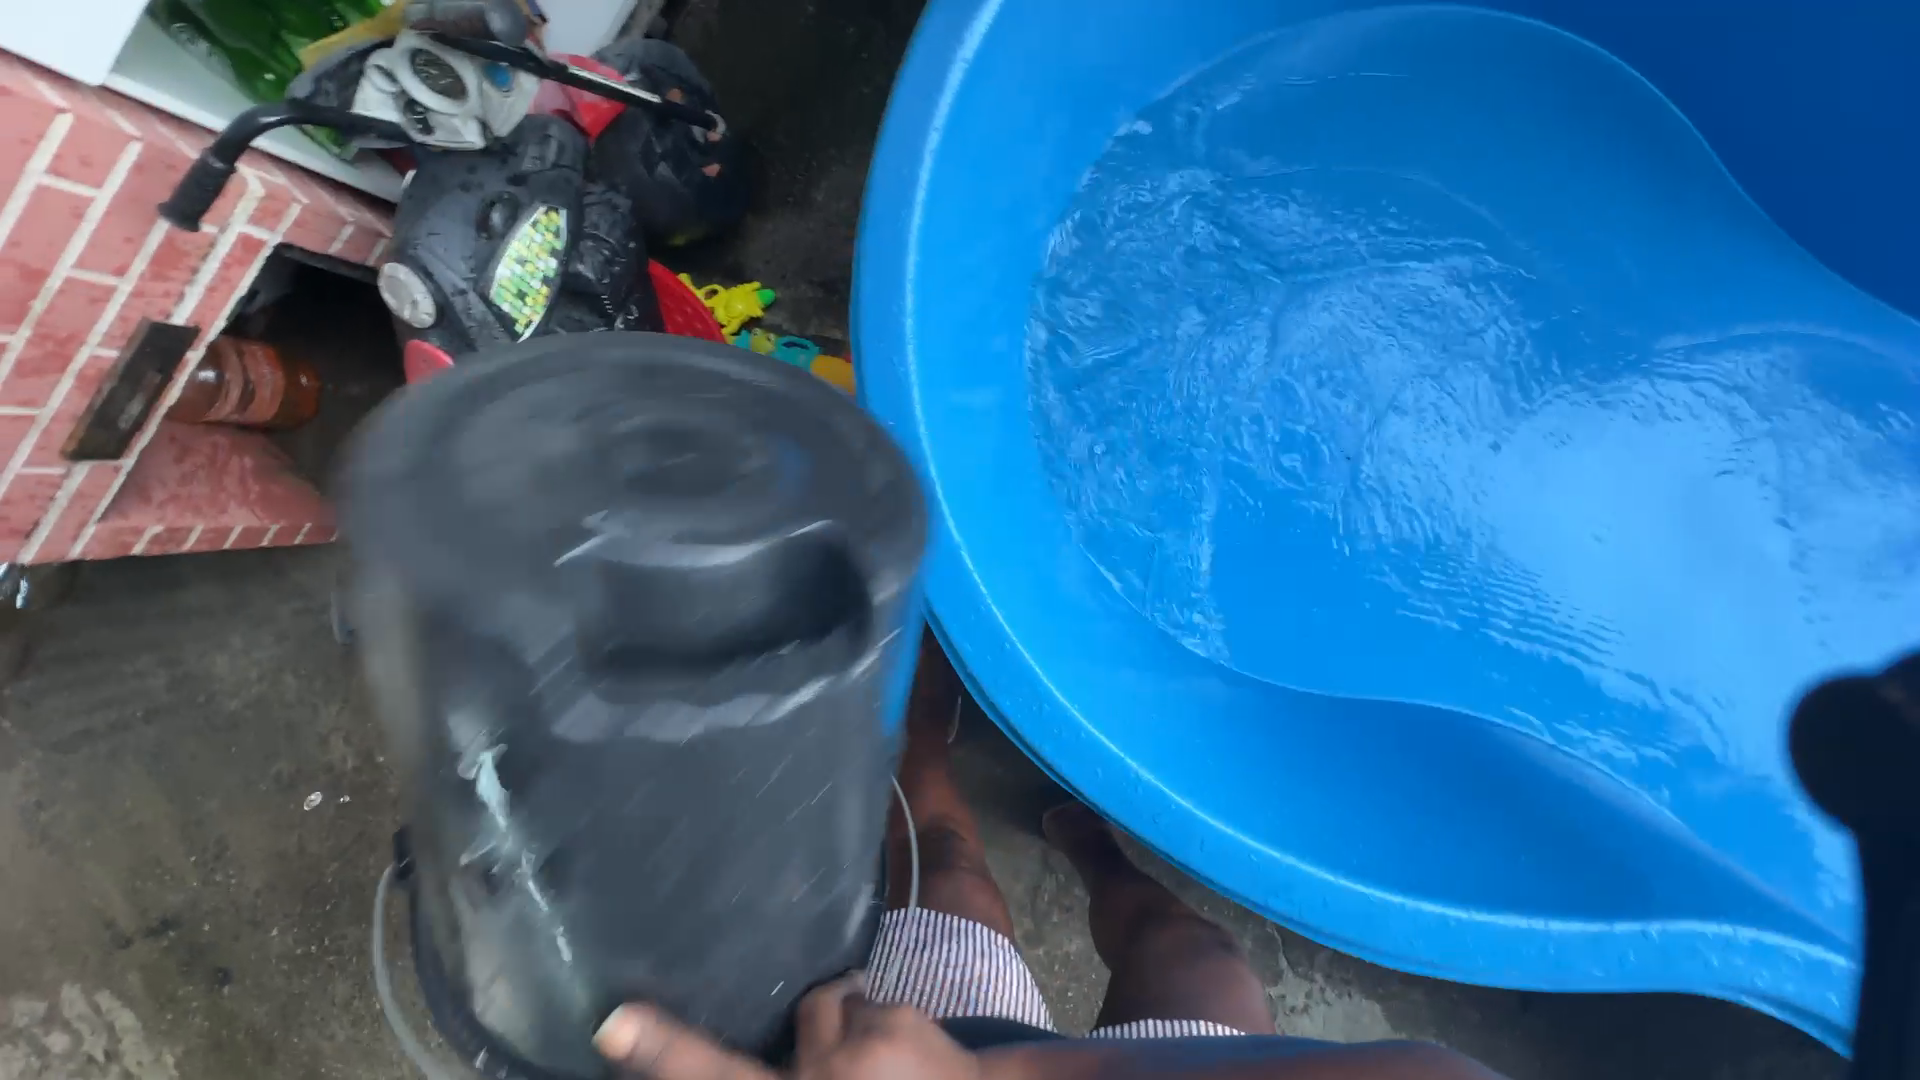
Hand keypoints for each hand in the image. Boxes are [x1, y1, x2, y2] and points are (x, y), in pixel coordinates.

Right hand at [596, 973, 982, 1079]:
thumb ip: (796, 1069)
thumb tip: (781, 1053)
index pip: (717, 1077)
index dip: (661, 1052)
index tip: (615, 1021)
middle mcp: (821, 1076)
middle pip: (804, 1019)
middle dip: (822, 1034)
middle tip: (858, 1068)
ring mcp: (859, 1048)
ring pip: (839, 1003)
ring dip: (858, 1028)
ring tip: (892, 1068)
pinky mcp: (898, 1021)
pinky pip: (875, 1002)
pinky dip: (889, 1026)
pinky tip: (916, 1061)